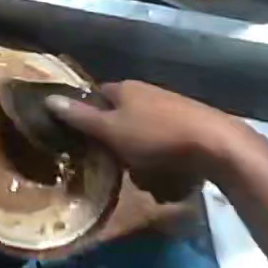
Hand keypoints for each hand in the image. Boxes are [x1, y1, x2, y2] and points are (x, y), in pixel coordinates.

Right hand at [47, 81, 248, 198]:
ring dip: (143, 158)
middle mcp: (147, 92)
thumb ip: (79, 117)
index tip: (85, 139)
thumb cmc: (157, 136)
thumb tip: (48, 98)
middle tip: (118, 166)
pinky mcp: (194, 126)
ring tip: (148, 180)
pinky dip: (166, 161)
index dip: (89, 117)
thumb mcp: (110, 130)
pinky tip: (172, 179)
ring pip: (144, 135)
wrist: (220, 147)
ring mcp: (173, 108)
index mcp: (125, 88)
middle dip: (118, 145)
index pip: (96, 96)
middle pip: (121, 119)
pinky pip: (168, 145)